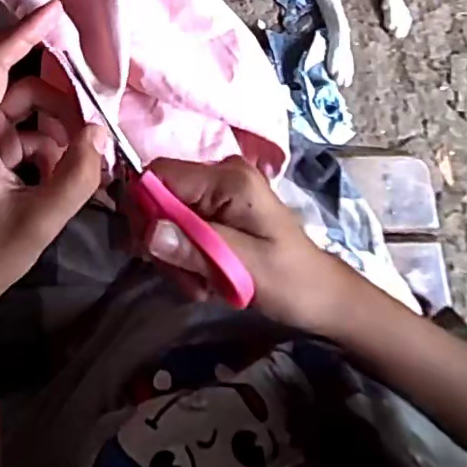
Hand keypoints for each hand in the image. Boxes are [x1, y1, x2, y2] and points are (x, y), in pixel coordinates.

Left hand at [0, 2, 106, 315]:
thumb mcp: (39, 221)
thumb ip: (76, 176)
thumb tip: (100, 132)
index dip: (22, 33)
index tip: (55, 11)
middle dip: (40, 61)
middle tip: (78, 57)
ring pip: (19, 99)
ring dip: (54, 110)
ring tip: (82, 141)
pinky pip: (25, 124)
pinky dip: (49, 134)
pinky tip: (64, 165)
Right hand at [136, 157, 362, 332]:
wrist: (320, 293)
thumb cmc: (289, 280)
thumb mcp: (243, 268)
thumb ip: (196, 247)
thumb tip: (150, 231)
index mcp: (229, 179)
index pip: (161, 174)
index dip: (145, 207)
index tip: (149, 248)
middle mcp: (222, 173)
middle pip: (161, 193)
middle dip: (162, 238)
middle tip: (184, 277)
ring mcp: (220, 188)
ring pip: (168, 212)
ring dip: (175, 252)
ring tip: (201, 282)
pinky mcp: (219, 205)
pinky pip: (183, 221)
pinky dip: (186, 251)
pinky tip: (205, 275)